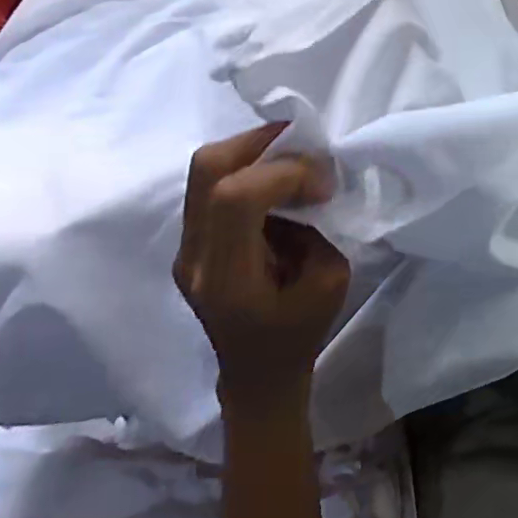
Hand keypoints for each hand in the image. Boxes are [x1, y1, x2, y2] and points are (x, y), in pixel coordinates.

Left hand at [177, 124, 346, 418]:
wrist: (256, 374)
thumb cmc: (298, 335)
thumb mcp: (331, 281)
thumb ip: (318, 228)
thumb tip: (307, 186)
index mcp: (227, 278)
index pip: (236, 197)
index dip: (285, 173)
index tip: (324, 185)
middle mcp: (194, 256)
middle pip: (207, 168)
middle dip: (261, 142)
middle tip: (304, 144)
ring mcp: (186, 247)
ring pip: (204, 169)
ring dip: (254, 150)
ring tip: (293, 156)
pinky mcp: (192, 240)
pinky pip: (212, 184)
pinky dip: (248, 167)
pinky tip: (278, 178)